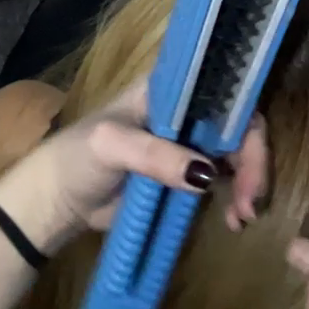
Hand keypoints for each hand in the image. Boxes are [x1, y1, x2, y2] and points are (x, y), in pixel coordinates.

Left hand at [0, 78, 269, 251]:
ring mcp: (185, 143)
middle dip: (251, 157)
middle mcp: (184, 110)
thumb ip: (155, 155)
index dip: (242, 114)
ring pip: (233, 152)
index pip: (220, 88)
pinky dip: (233, 197)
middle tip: (250, 199)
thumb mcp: (111, 146)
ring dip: (246, 181)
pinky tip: (233, 220)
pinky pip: (220, 180)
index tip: (251, 151)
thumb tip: (207, 174)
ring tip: (241, 216)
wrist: (57, 200)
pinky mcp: (183, 176)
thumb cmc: (78, 155)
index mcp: (168, 89)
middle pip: (234, 121)